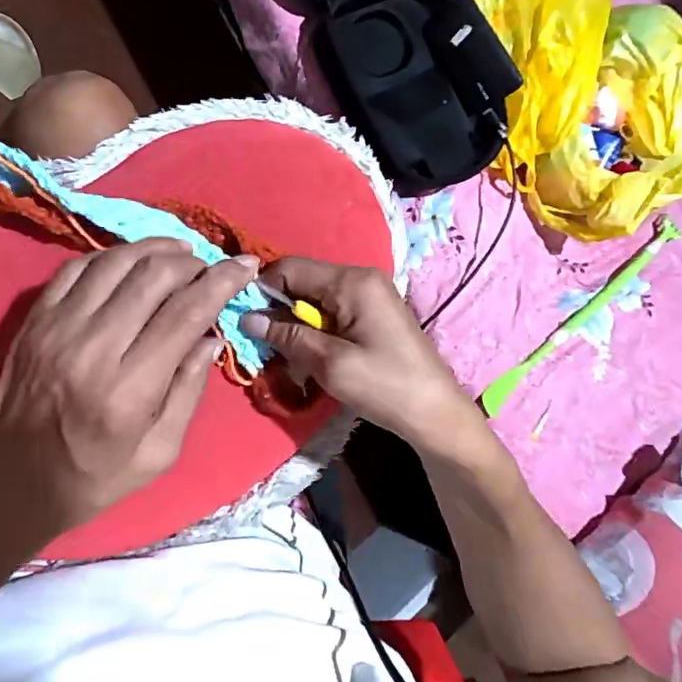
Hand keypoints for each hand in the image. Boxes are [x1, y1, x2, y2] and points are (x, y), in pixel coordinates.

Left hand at [0, 239, 258, 538]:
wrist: (9, 479)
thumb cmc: (93, 476)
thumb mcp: (159, 453)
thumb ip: (188, 392)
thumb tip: (210, 337)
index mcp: (130, 389)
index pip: (186, 313)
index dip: (222, 281)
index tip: (245, 266)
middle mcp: (93, 348)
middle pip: (153, 275)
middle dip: (193, 263)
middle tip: (210, 269)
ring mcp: (57, 327)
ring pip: (116, 261)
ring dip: (155, 250)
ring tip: (179, 255)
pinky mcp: (35, 319)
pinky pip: (77, 267)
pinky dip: (112, 257)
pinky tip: (131, 263)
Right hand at [243, 258, 487, 463]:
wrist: (436, 413)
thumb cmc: (386, 386)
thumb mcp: (331, 364)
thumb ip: (288, 336)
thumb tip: (247, 318)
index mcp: (352, 281)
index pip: (290, 268)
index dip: (263, 290)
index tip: (246, 321)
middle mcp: (361, 277)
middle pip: (302, 282)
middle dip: (280, 311)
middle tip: (266, 345)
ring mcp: (370, 295)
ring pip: (315, 299)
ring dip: (298, 325)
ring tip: (290, 357)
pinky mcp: (374, 313)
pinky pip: (332, 312)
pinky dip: (317, 331)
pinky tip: (314, 357)